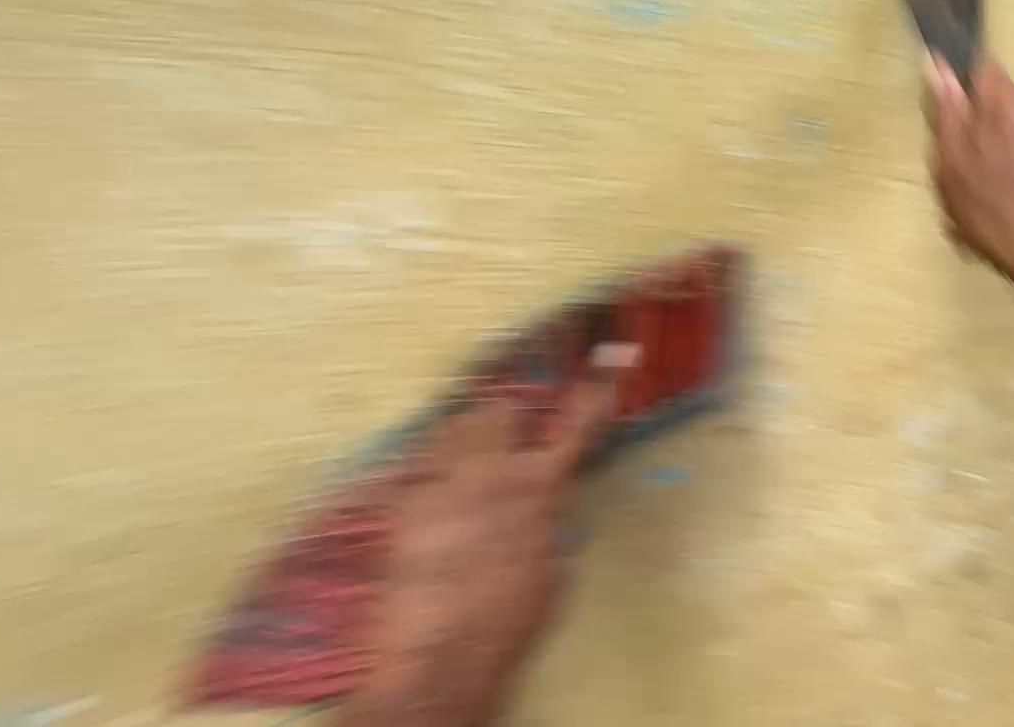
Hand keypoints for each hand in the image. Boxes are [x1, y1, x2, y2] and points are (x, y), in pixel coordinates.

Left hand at [341, 343, 637, 726]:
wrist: (438, 660)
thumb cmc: (511, 619)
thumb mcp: (553, 564)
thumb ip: (550, 519)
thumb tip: (547, 503)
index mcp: (540, 487)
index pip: (577, 421)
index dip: (597, 385)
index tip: (612, 355)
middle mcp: (491, 472)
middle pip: (501, 407)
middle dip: (507, 414)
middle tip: (508, 432)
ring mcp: (441, 483)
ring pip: (453, 425)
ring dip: (466, 433)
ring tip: (466, 457)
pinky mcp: (401, 505)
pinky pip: (416, 464)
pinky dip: (428, 468)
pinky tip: (431, 489)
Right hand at [922, 54, 1013, 296]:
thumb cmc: (993, 206)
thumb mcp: (954, 159)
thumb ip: (947, 110)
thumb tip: (938, 65)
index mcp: (1004, 102)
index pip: (978, 67)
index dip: (956, 85)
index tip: (942, 115)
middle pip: (986, 113)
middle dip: (964, 141)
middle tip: (949, 180)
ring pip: (997, 149)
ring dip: (976, 175)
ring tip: (965, 218)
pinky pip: (1013, 175)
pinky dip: (996, 194)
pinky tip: (984, 230)